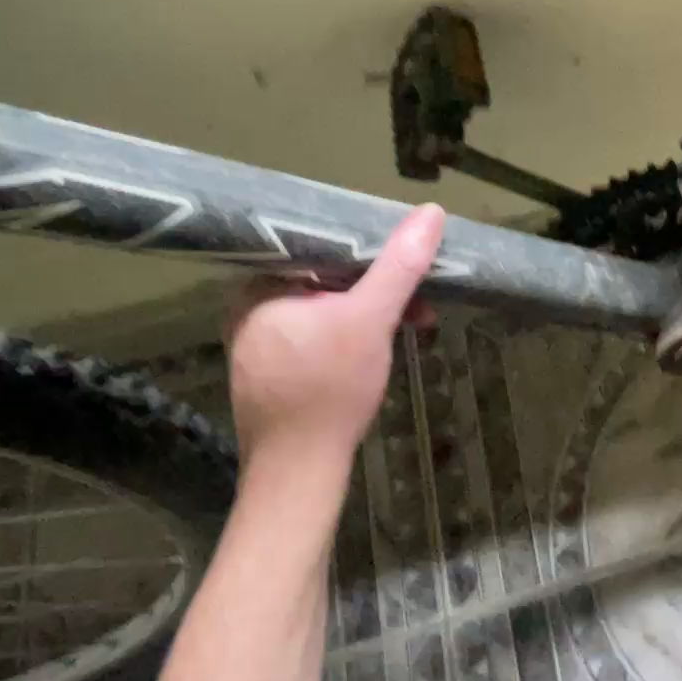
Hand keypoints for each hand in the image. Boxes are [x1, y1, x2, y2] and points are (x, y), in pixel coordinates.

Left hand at [223, 204, 446, 468]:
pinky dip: (355, 332)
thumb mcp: (372, 319)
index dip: (372, 248)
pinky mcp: (274, 368)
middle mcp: (250, 307)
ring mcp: (260, 340)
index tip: (411, 256)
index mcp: (259, 287)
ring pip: (329, 306)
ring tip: (415, 323)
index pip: (322, 247)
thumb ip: (400, 265)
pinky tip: (381, 346)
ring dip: (375, 311)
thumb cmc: (330, 388)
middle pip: (330, 278)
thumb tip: (431, 211)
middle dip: (382, 287)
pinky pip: (321, 331)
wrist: (300, 469)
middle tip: (422, 302)